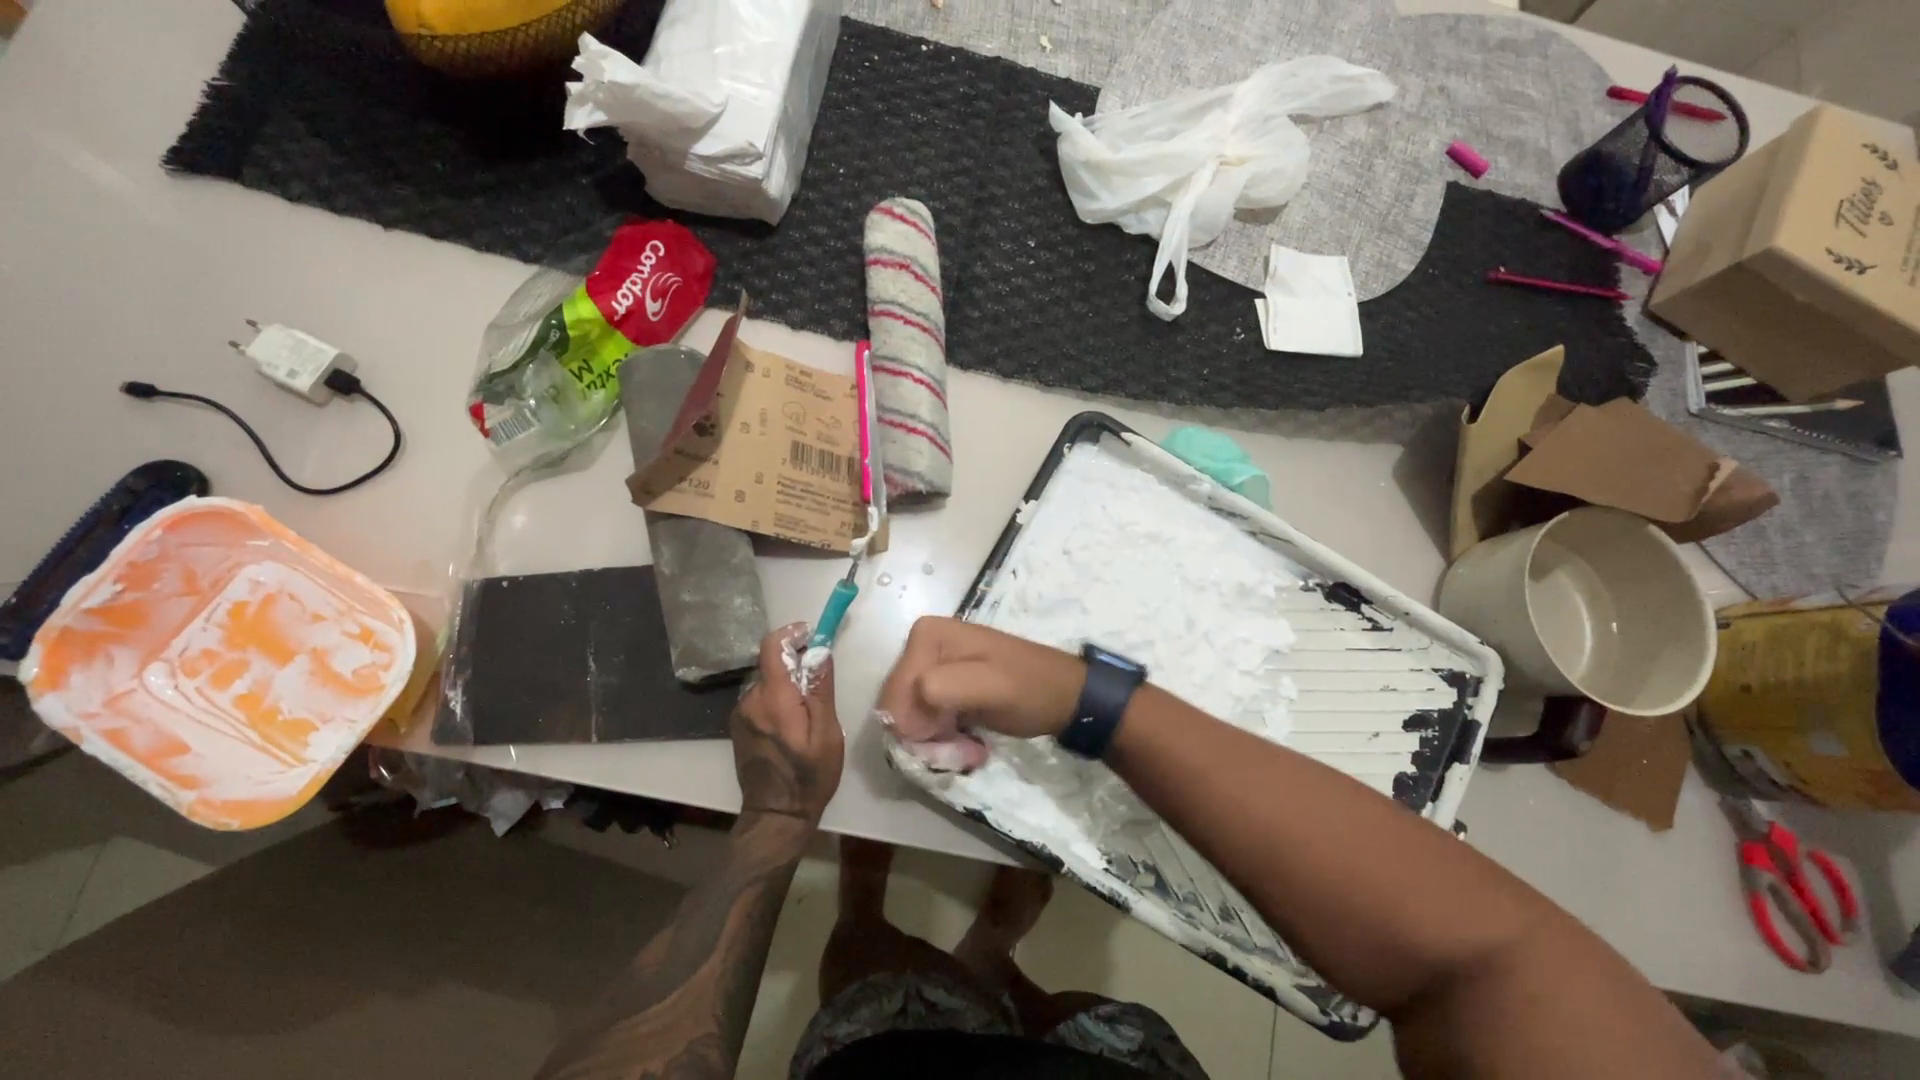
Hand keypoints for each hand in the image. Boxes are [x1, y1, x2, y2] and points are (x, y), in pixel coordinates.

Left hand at [732, 623, 844, 822]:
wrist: (776, 815)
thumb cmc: (809, 775)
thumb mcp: (826, 732)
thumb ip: (820, 689)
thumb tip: (819, 650)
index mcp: (772, 698)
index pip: (771, 647)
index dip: (790, 633)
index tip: (811, 634)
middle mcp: (749, 700)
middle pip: (771, 665)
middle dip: (796, 665)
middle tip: (820, 684)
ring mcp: (740, 714)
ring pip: (766, 683)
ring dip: (786, 686)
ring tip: (809, 712)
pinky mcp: (739, 727)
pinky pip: (760, 700)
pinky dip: (777, 701)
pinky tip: (792, 725)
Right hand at [875, 616, 1083, 771]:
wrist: (1065, 695)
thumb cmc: (1030, 688)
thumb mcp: (989, 686)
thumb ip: (941, 688)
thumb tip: (901, 710)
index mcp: (926, 636)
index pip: (894, 696)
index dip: (916, 729)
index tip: (951, 744)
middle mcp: (920, 646)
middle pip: (899, 707)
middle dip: (926, 737)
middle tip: (965, 750)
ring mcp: (931, 666)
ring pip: (910, 719)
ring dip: (936, 742)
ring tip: (970, 749)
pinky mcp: (942, 687)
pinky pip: (924, 721)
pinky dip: (943, 739)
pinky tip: (969, 743)